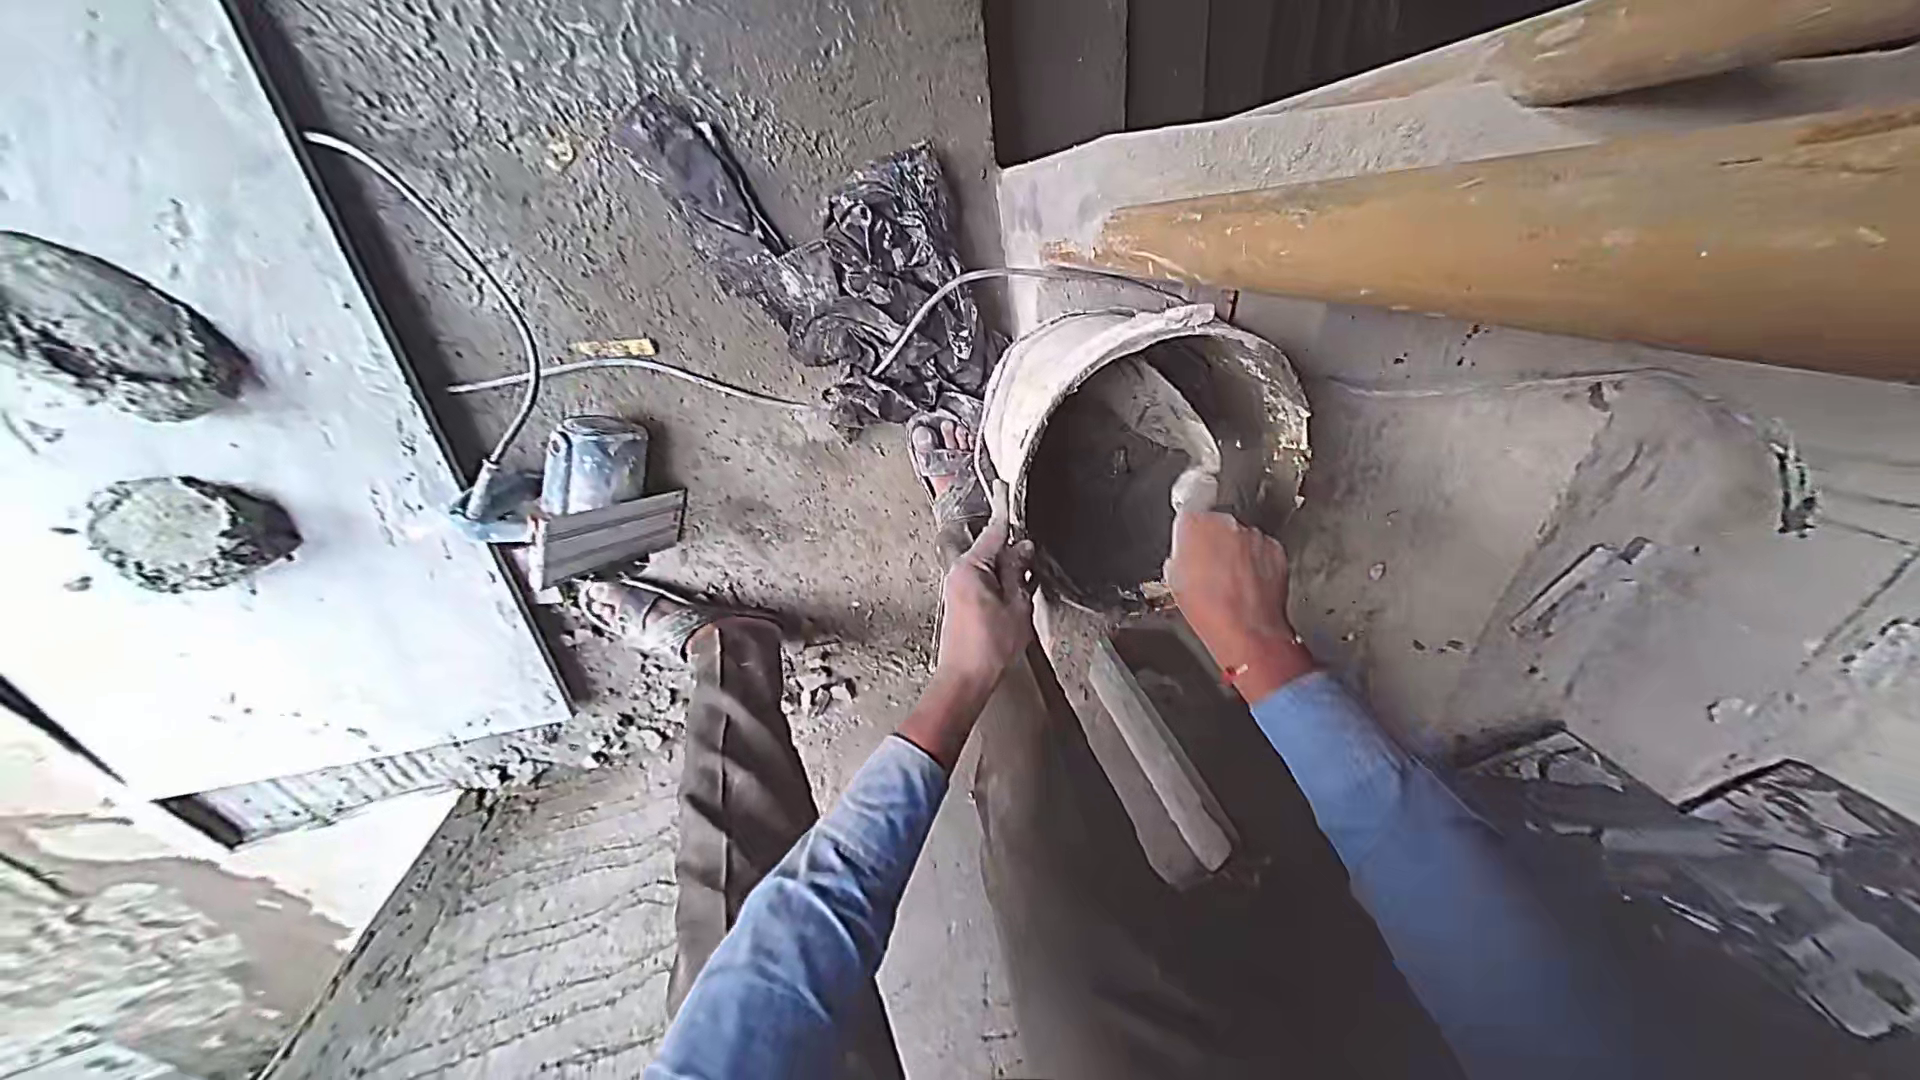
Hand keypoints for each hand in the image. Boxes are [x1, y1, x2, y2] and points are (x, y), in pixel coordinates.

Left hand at [936, 480, 1035, 692]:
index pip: (993, 531)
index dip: (1006, 512)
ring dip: (1007, 571)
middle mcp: (958, 572)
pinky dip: (998, 582)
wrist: (964, 678)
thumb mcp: (1016, 606)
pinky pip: (982, 579)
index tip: (1006, 488)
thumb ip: (1018, 572)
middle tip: (1032, 565)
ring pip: (987, 565)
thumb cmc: (988, 648)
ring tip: (1023, 590)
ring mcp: (956, 586)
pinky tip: (1014, 599)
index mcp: (970, 567)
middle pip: (990, 547)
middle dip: (1012, 552)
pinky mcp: (959, 599)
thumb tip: (1022, 549)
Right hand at [1164, 508, 1312, 700]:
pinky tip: (1247, 584)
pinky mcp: (1275, 549)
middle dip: (1214, 542)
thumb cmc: (1208, 609)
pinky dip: (1256, 562)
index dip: (1188, 532)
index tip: (1189, 543)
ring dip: (1236, 552)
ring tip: (1229, 581)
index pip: (1188, 515)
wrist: (1245, 629)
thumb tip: (1185, 554)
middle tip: (1209, 568)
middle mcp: (1226, 524)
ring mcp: (1253, 536)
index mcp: (1193, 525)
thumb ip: (1180, 555)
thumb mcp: (1174, 580)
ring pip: (1241, 537)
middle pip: (1216, 525)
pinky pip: (1262, 550)